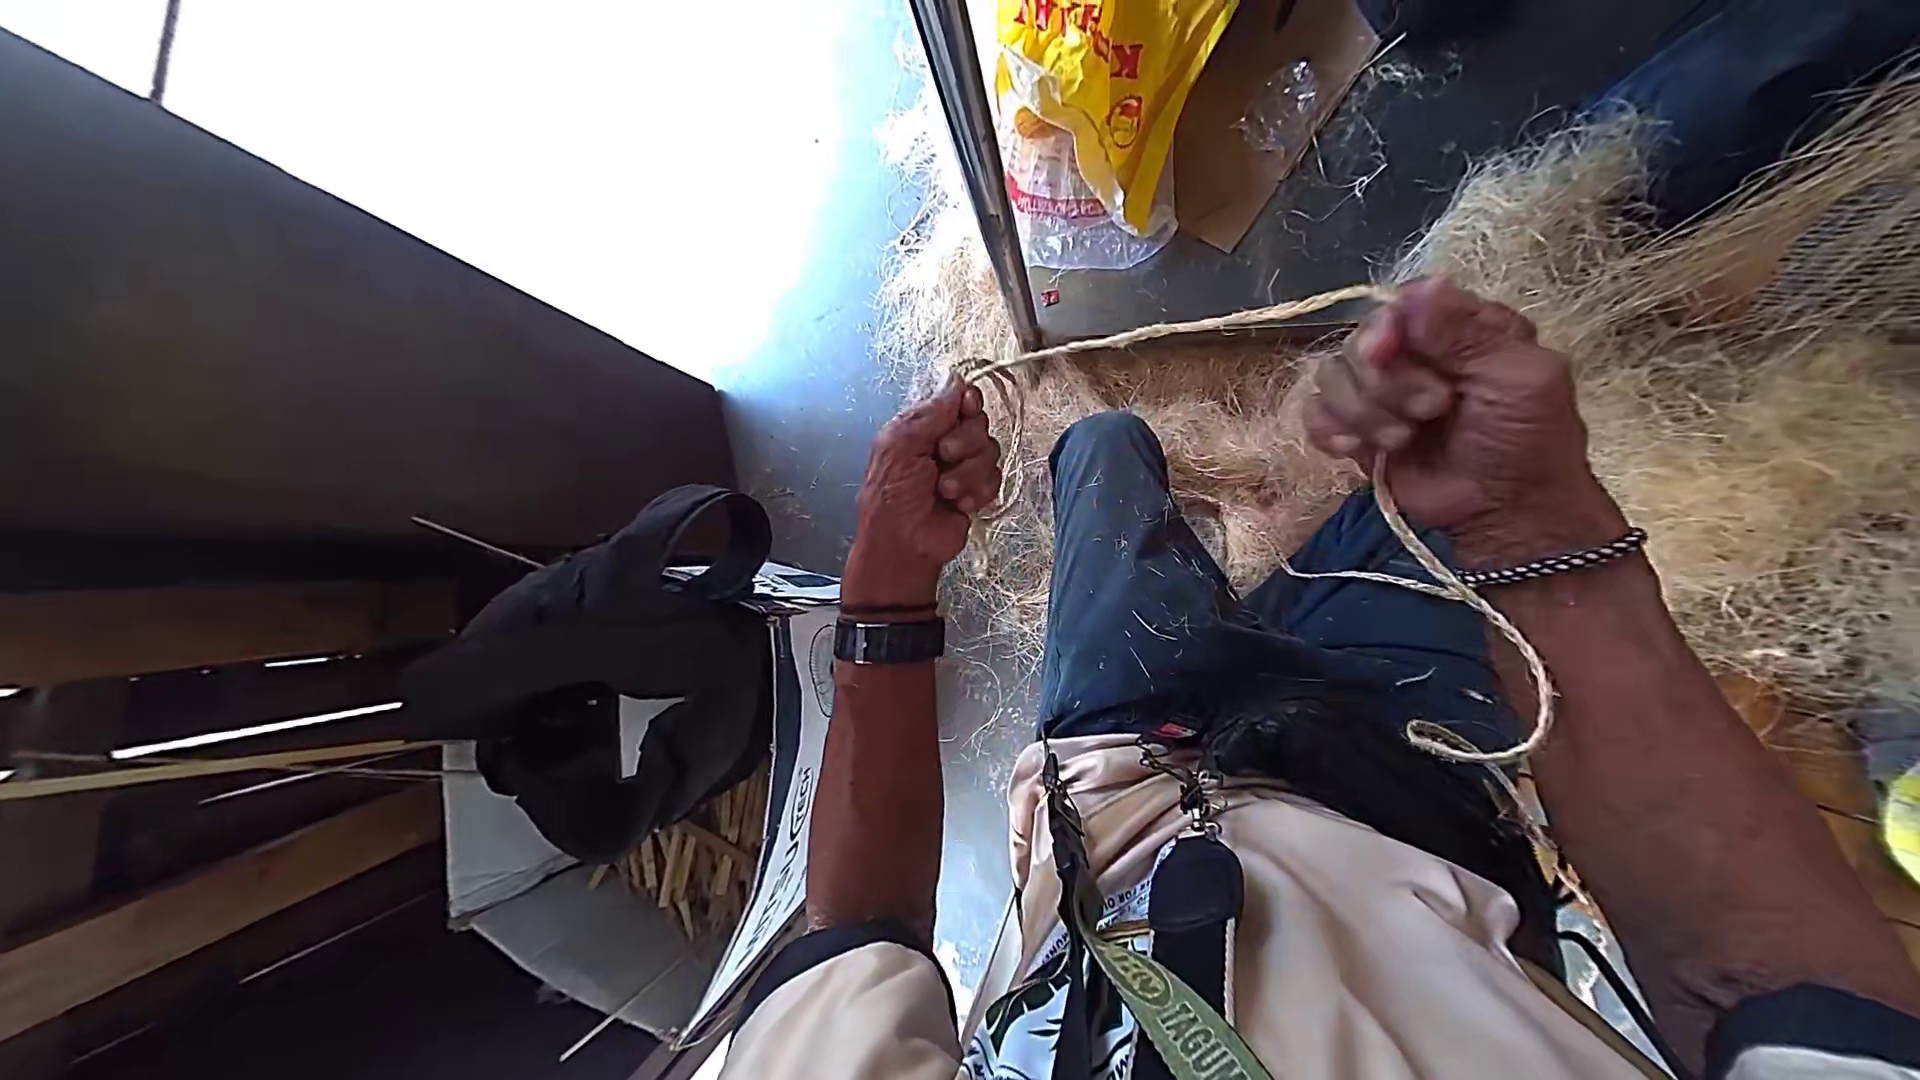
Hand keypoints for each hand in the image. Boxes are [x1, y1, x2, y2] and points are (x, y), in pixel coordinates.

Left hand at [844, 378, 1002, 606]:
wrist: (904, 544)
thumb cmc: (890, 498)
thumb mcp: (900, 446)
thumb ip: (930, 412)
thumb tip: (955, 381)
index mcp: (923, 426)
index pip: (959, 399)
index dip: (967, 403)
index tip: (964, 411)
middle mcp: (945, 442)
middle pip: (979, 423)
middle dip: (964, 443)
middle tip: (942, 459)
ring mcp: (963, 467)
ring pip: (991, 451)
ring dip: (967, 473)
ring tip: (944, 491)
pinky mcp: (977, 491)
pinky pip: (995, 478)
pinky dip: (977, 492)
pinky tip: (958, 504)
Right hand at [1306, 278, 1627, 564]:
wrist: (1497, 511)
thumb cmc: (1525, 442)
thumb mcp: (1518, 379)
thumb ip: (1469, 333)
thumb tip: (1420, 286)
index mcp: (1454, 330)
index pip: (1396, 306)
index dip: (1383, 328)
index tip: (1389, 351)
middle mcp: (1408, 354)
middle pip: (1356, 343)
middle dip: (1384, 382)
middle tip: (1430, 411)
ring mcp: (1374, 393)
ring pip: (1329, 379)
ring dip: (1363, 413)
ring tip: (1401, 440)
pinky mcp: (1350, 429)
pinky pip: (1313, 415)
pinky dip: (1328, 431)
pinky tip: (1354, 451)